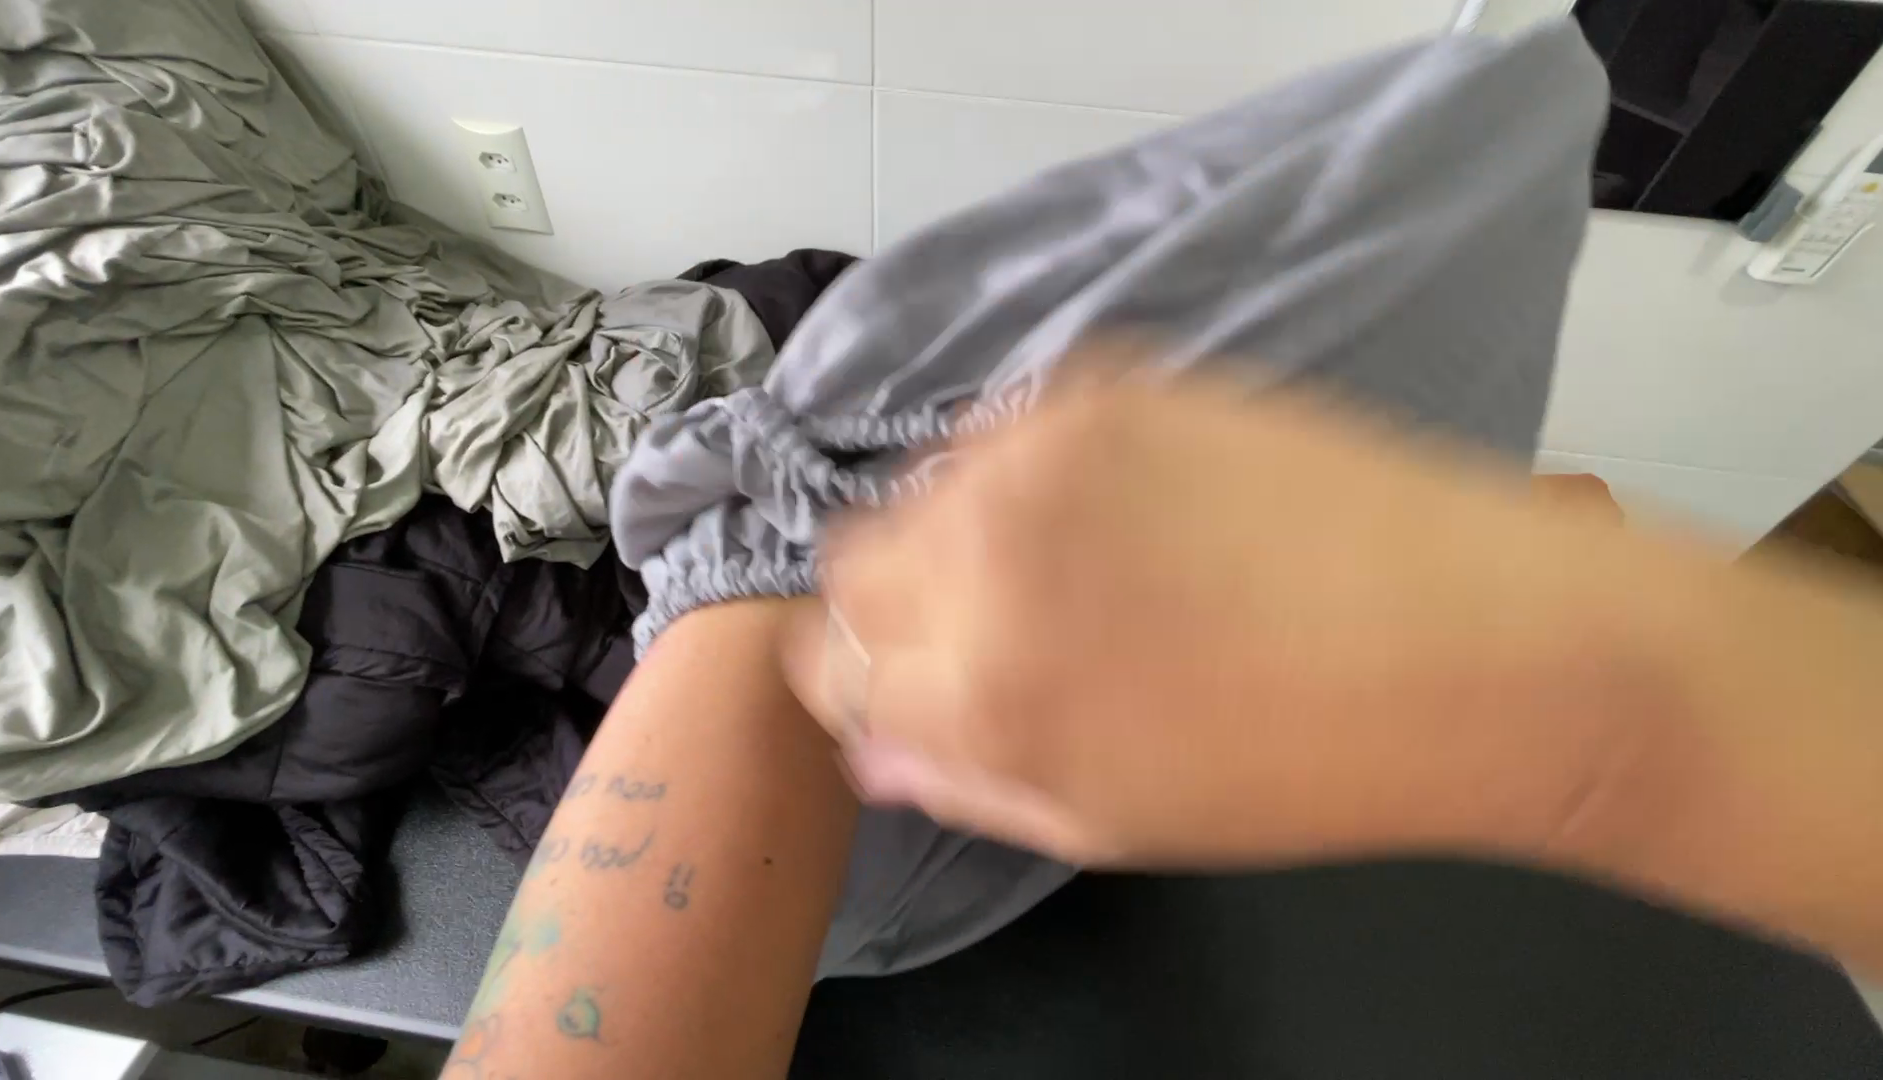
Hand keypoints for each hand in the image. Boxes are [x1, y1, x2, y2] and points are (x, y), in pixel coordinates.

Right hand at [782, 374, 1675, 868]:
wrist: (1476, 640)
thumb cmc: (1291, 764)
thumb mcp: (1109, 820)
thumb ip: (964, 782)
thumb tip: (872, 748)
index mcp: (980, 686)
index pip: (826, 661)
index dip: (846, 672)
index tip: (886, 676)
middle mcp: (984, 550)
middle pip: (848, 558)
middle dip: (883, 599)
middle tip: (968, 621)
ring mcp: (1042, 448)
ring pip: (916, 487)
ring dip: (949, 532)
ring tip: (1050, 560)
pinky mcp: (1102, 381)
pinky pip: (997, 430)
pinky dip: (1013, 472)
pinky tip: (1098, 501)